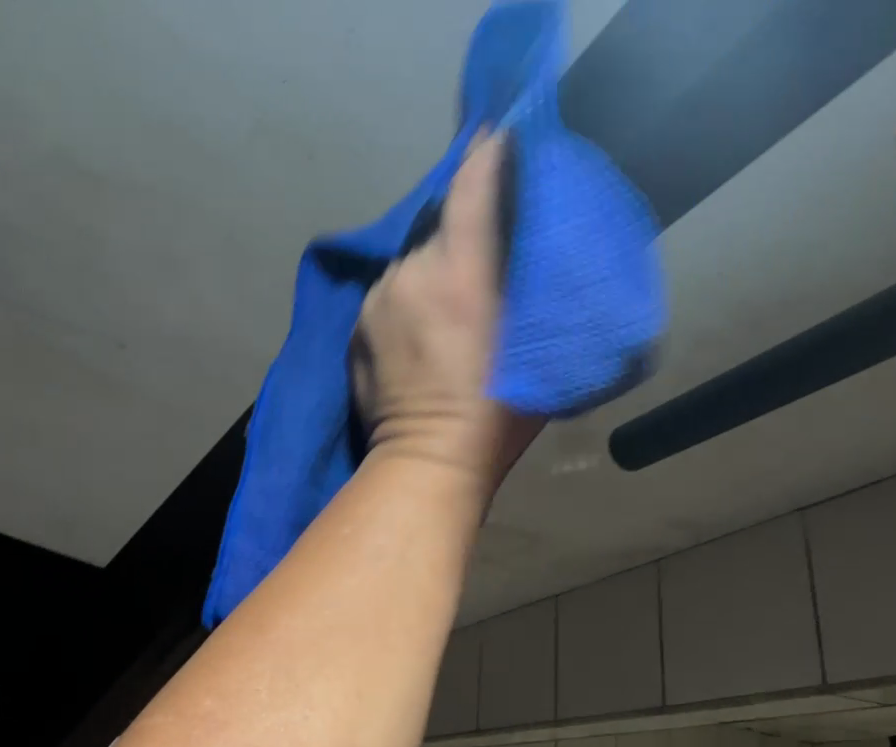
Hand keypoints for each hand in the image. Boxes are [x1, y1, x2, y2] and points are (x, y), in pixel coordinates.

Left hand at [351, 135, 541, 496]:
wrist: (429, 462)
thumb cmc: (499, 413)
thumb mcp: (538, 348)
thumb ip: (534, 287)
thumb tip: (535, 249)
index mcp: (462, 272)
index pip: (473, 184)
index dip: (490, 152)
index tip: (503, 136)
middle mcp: (412, 271)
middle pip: (441, 228)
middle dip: (464, 233)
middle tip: (488, 259)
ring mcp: (378, 298)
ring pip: (413, 264)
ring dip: (434, 272)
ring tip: (453, 309)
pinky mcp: (357, 326)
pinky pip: (390, 296)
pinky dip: (408, 303)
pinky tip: (422, 337)